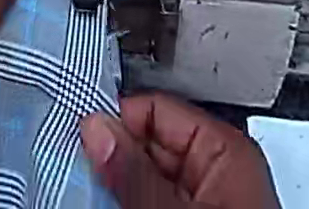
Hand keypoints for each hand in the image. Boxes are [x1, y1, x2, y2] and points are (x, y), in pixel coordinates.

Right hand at [81, 93, 280, 208]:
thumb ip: (135, 175)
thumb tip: (97, 130)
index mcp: (225, 152)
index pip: (152, 109)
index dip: (116, 125)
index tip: (85, 146)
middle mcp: (216, 173)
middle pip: (146, 145)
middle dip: (114, 164)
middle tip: (84, 181)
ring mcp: (207, 203)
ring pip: (144, 180)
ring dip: (118, 192)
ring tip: (95, 199)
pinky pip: (151, 202)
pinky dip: (128, 206)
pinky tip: (109, 207)